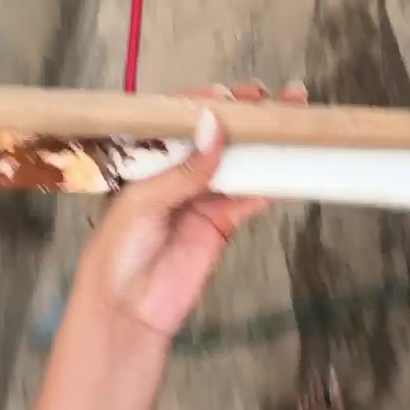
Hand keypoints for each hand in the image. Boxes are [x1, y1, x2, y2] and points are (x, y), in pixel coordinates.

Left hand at [71, 82, 305, 341]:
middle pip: (216, 135)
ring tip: (292, 120)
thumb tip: (213, 127)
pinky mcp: (224, 221)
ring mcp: (204, 195)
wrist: (128, 314)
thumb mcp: (142, 204)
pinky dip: (274, 182)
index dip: (205, 104)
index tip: (229, 95)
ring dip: (264, 142)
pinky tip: (292, 166)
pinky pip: (252, 196)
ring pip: (239, 160)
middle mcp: (178, 171)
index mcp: (148, 159)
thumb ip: (181, 170)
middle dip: (244, 115)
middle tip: (272, 98)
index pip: (179, 121)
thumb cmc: (117, 253)